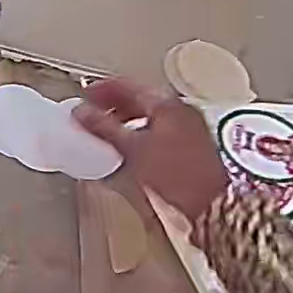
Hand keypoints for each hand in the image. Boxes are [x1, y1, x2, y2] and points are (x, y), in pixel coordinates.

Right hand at [72, 78, 228, 221]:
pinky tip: (129, 148)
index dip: (102, 89)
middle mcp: (181, 111)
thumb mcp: (132, 148)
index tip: (86, 94)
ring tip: (106, 131)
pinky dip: (139, 133)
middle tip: (92, 112)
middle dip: (113, 105)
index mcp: (167, 104)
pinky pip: (158, 131)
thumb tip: (82, 113)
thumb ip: (104, 127)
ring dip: (126, 120)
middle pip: (140, 99)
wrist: (211, 206)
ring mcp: (188, 129)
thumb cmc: (179, 174)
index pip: (128, 86)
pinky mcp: (190, 148)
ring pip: (149, 116)